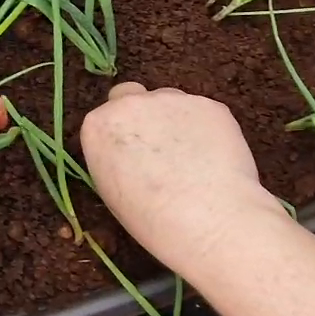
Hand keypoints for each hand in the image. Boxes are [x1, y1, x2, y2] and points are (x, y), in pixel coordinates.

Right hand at [79, 82, 288, 273]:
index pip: (105, 117)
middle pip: (132, 96)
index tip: (135, 154)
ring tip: (195, 155)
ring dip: (176, 120)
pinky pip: (204, 112)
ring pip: (170, 101)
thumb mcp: (110, 186)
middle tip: (162, 146)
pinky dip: (209, 129)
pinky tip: (217, 157)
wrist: (207, 220)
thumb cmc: (151, 217)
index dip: (122, 134)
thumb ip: (114, 154)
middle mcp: (128, 103)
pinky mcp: (209, 105)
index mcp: (97, 124)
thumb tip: (133, 152)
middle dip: (143, 114)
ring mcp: (169, 100)